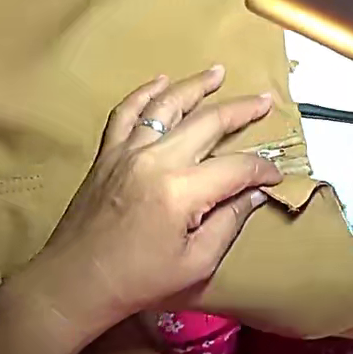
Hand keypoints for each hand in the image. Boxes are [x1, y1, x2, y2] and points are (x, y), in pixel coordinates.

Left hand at [12, 66, 282, 338]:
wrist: (75, 281)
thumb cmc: (137, 281)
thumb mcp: (195, 263)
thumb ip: (229, 223)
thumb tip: (255, 192)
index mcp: (180, 191)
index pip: (236, 167)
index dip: (263, 169)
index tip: (276, 175)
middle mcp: (154, 160)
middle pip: (206, 123)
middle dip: (240, 110)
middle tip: (263, 99)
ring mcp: (126, 152)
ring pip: (165, 106)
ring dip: (194, 86)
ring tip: (217, 72)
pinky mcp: (106, 154)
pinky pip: (124, 113)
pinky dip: (144, 94)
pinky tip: (160, 82)